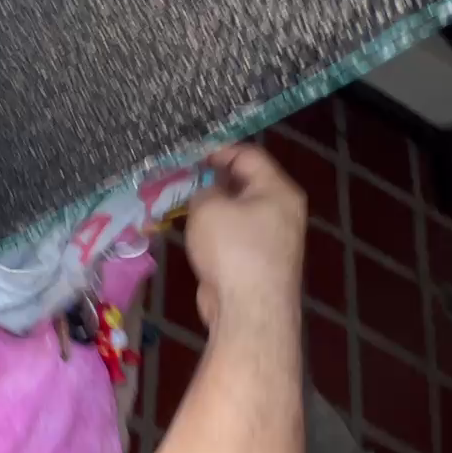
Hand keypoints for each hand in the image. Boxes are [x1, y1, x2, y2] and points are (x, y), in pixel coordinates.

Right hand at [184, 144, 306, 330]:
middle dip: (207, 176)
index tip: (182, 154)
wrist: (248, 302)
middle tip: (172, 177)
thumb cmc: (232, 248)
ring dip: (205, 201)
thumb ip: (204, 190)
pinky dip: (209, 222)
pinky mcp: (255, 252)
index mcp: (277, 190)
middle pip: (242, 180)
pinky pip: (231, 226)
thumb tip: (205, 190)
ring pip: (234, 204)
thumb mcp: (208, 208)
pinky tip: (186, 227)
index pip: (248, 156)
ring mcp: (270, 231)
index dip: (216, 150)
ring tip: (172, 201)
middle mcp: (279, 207)